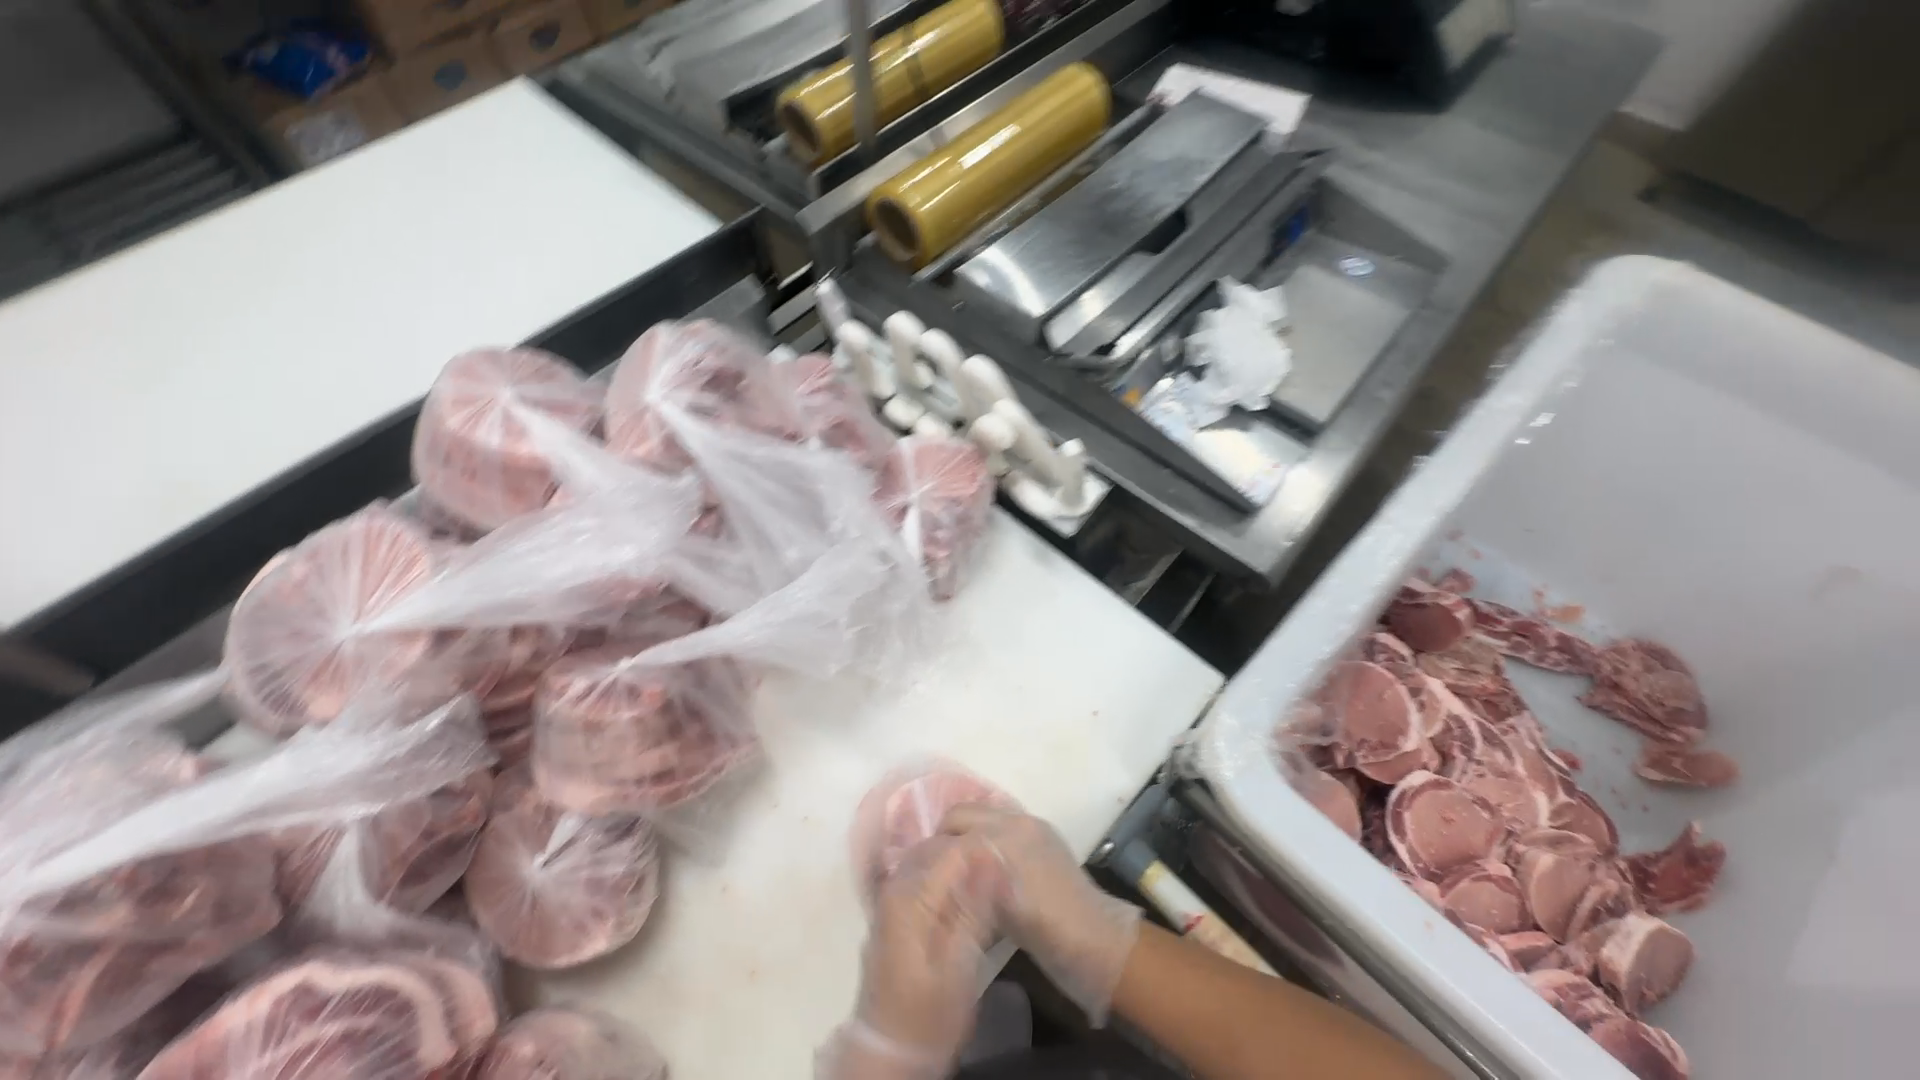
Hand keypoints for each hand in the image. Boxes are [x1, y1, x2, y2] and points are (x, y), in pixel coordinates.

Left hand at [817, 835, 1007, 1079]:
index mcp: (909, 897)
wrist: (890, 1052)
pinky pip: (923, 878)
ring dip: (959, 862)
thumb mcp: (959, 965)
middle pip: (938, 849)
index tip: (1014, 858)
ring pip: (929, 861)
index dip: (985, 850)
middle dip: (972, 851)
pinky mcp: (895, 915)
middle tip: (1007, 863)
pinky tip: (969, 892)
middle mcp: (895, 889)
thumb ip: (975, 908)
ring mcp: (891, 902)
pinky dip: (946, 878)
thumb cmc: (928, 1014)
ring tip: (993, 873)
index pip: (953, 850)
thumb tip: (993, 857)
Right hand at [940, 805, 1140, 1026]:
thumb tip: (939, 870)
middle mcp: (1018, 820)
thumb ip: (968, 878)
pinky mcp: (1046, 839)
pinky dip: (988, 842)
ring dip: (968, 838)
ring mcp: (1034, 827)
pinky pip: (1004, 828)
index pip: (953, 822)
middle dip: (948, 836)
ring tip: (958, 870)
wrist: (1097, 942)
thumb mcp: (997, 909)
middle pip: (965, 814)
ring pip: (984, 820)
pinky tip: (986, 872)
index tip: (923, 870)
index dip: (934, 845)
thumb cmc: (1045, 932)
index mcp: (1005, 833)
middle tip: (938, 870)